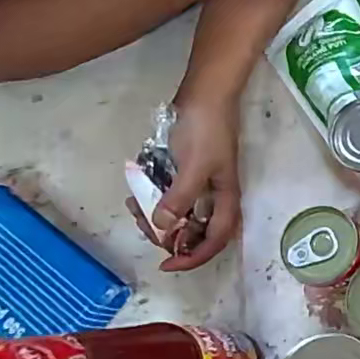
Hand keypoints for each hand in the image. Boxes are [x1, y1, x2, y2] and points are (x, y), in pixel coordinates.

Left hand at [152, 98, 242, 271]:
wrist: (206, 93)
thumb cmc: (206, 130)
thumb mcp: (193, 167)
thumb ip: (179, 199)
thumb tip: (162, 227)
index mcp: (225, 200)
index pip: (215, 241)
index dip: (194, 257)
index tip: (167, 264)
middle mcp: (215, 197)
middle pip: (196, 232)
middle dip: (169, 236)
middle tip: (144, 229)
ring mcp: (200, 184)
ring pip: (180, 215)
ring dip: (157, 218)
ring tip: (134, 208)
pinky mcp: (187, 172)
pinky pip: (170, 195)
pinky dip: (153, 198)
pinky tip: (136, 192)